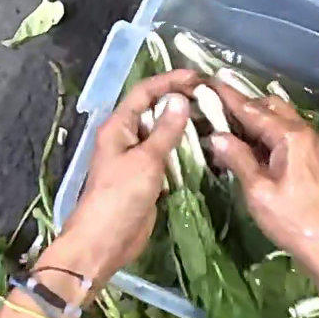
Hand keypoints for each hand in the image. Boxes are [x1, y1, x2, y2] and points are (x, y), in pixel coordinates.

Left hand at [56, 69, 200, 284]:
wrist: (105, 241)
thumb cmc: (120, 197)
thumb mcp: (146, 160)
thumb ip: (165, 130)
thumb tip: (180, 100)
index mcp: (118, 126)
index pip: (144, 93)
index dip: (169, 80)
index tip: (197, 76)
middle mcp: (125, 137)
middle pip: (153, 110)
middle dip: (179, 100)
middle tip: (211, 96)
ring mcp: (135, 157)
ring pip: (161, 133)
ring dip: (184, 125)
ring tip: (214, 117)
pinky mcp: (145, 177)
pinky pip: (165, 155)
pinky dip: (182, 149)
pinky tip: (204, 146)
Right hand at [206, 81, 318, 295]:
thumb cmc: (293, 220)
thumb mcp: (258, 191)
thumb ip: (237, 158)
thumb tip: (216, 135)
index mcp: (290, 136)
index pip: (252, 109)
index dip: (227, 96)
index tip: (206, 81)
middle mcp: (303, 132)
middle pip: (268, 106)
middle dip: (241, 104)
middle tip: (213, 109)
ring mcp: (310, 144)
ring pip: (278, 118)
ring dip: (253, 119)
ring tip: (226, 127)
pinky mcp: (310, 157)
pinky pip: (284, 133)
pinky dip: (264, 133)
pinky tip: (247, 147)